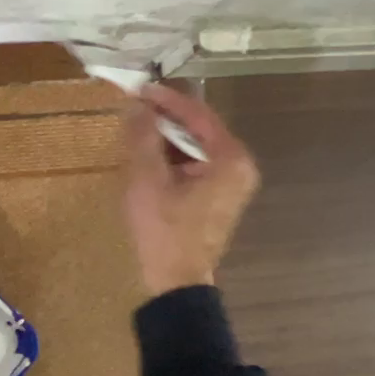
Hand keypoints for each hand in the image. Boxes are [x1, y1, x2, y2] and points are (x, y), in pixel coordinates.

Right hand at [122, 84, 259, 295]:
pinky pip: (195, 170)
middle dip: (167, 121)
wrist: (175, 285)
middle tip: (135, 110)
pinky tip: (148, 163)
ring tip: (136, 134)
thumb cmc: (164, 233)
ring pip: (195, 152)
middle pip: (199, 132)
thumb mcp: (147, 181)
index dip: (167, 101)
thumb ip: (143, 137)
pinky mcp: (217, 203)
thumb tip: (137, 103)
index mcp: (231, 159)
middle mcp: (239, 169)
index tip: (139, 90)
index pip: (199, 115)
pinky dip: (173, 163)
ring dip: (167, 143)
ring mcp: (230, 188)